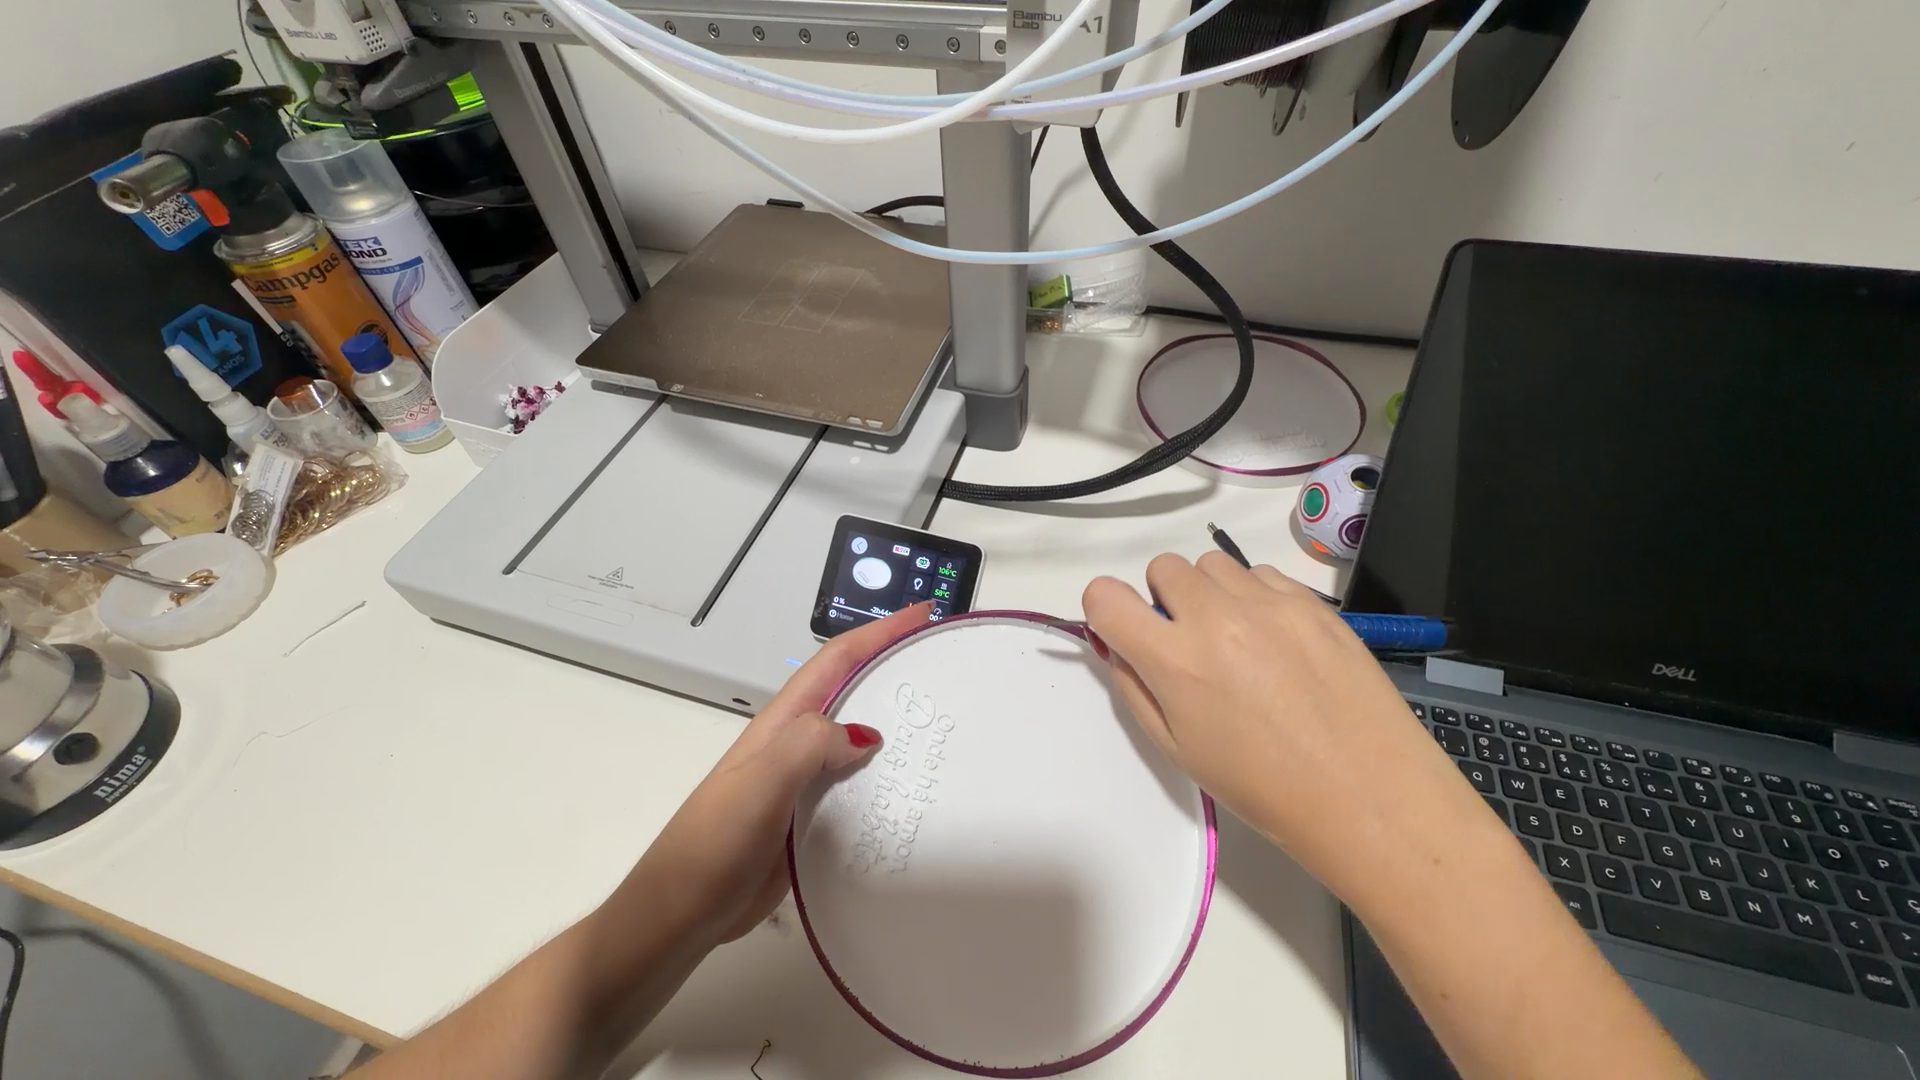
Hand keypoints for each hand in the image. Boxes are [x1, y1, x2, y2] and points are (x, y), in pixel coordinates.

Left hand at [615, 603, 932, 946]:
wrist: (683, 912)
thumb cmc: (715, 842)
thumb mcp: (760, 782)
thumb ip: (809, 745)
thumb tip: (868, 734)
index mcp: (782, 724)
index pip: (836, 662)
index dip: (877, 633)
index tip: (922, 614)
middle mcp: (797, 745)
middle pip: (852, 693)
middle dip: (893, 669)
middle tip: (943, 666)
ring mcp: (804, 784)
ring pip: (858, 741)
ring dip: (896, 725)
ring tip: (942, 725)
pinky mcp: (812, 820)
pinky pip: (859, 787)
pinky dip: (887, 778)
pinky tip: (914, 789)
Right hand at [1082, 553, 1493, 904]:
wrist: (1367, 794)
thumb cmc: (1262, 785)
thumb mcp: (1177, 749)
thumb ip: (1135, 687)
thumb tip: (1119, 645)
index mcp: (1175, 660)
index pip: (1105, 596)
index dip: (1106, 611)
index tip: (1126, 634)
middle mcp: (1217, 617)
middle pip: (1162, 567)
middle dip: (1162, 599)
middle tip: (1187, 642)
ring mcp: (1269, 604)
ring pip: (1213, 564)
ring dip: (1209, 592)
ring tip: (1235, 638)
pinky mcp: (1312, 602)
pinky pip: (1261, 574)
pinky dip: (1254, 596)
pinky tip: (1274, 640)